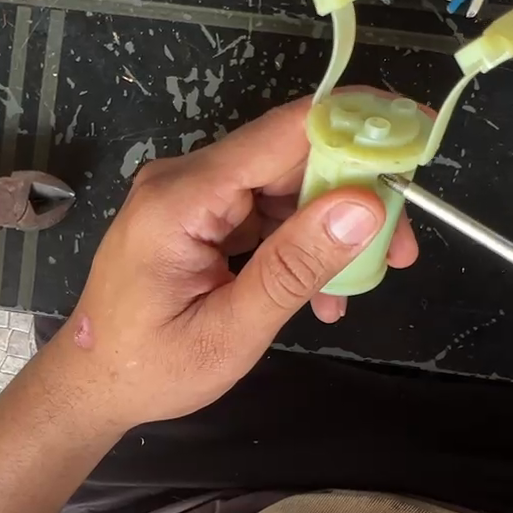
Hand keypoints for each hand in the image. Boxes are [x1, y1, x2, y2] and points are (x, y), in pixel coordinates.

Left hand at [38, 96, 418, 432]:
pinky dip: (294, 245)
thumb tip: (366, 204)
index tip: (419, 138)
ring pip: (280, 187)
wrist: (93, 385)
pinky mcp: (193, 217)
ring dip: (325, 230)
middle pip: (288, 158)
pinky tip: (316, 292)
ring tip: (356, 286)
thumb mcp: (231, 329)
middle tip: (399, 249)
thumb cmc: (151, 369)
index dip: (356, 126)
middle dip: (351, 196)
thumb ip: (295, 266)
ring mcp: (186, 197)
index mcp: (182, 198)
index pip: (283, 132)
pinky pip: (259, 213)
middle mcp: (182, 181)